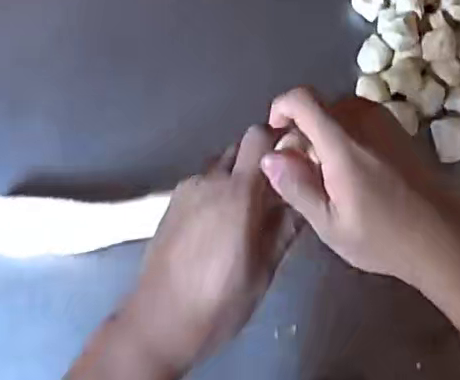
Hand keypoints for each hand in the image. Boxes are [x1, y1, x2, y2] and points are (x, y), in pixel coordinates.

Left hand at [104, 126, 299, 375]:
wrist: (157, 323)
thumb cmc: (218, 302)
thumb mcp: (263, 271)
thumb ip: (285, 228)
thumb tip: (302, 199)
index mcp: (237, 191)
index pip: (258, 135)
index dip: (276, 138)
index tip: (291, 158)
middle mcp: (210, 180)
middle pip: (240, 147)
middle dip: (258, 162)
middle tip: (271, 193)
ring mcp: (187, 189)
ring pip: (220, 166)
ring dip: (235, 177)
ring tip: (243, 214)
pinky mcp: (171, 202)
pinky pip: (202, 183)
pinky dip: (215, 192)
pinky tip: (218, 226)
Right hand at [260, 88, 459, 288]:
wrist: (440, 233)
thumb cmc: (382, 236)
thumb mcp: (330, 224)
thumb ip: (296, 186)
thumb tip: (269, 155)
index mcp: (342, 141)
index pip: (302, 98)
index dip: (281, 107)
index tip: (276, 134)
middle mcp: (361, 118)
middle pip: (317, 106)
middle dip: (301, 130)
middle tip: (301, 171)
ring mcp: (381, 117)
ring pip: (336, 110)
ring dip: (323, 132)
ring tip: (326, 174)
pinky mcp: (393, 123)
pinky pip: (355, 116)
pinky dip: (343, 132)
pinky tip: (351, 168)